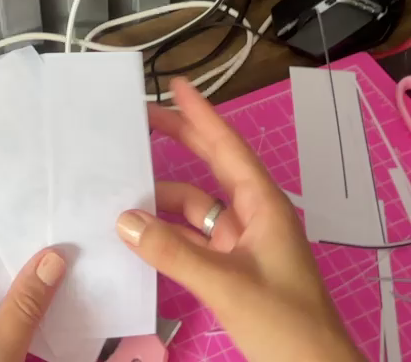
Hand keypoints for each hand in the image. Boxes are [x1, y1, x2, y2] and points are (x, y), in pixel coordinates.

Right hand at [118, 77, 363, 361]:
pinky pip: (194, 240)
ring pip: (197, 208)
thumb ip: (173, 252)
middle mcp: (253, 216)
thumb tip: (124, 220)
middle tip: (144, 116)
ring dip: (165, 199)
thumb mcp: (227, 285)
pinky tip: (140, 233)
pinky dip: (168, 234)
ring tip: (124, 185)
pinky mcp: (233, 271)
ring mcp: (243, 245)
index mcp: (263, 205)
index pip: (227, 147)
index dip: (202, 114)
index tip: (177, 85)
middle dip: (181, 140)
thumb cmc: (285, 324)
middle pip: (212, 166)